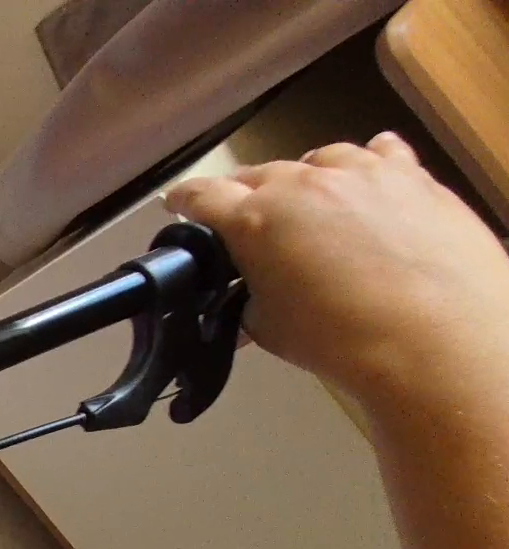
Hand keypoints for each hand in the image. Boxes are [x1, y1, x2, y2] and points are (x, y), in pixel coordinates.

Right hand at [167, 133, 508, 406]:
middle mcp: (305, 186)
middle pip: (259, 173)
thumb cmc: (337, 333)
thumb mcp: (262, 321)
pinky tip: (361, 178)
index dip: (182, 200)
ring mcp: (365, 175)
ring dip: (301, 177)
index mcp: (254, 220)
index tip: (175, 203)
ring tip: (299, 200)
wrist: (434, 333)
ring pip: (318, 159)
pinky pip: (381, 153)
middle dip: (241, 193)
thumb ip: (247, 294)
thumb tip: (250, 292)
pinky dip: (362, 163)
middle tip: (236, 216)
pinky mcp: (415, 179)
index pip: (202, 196)